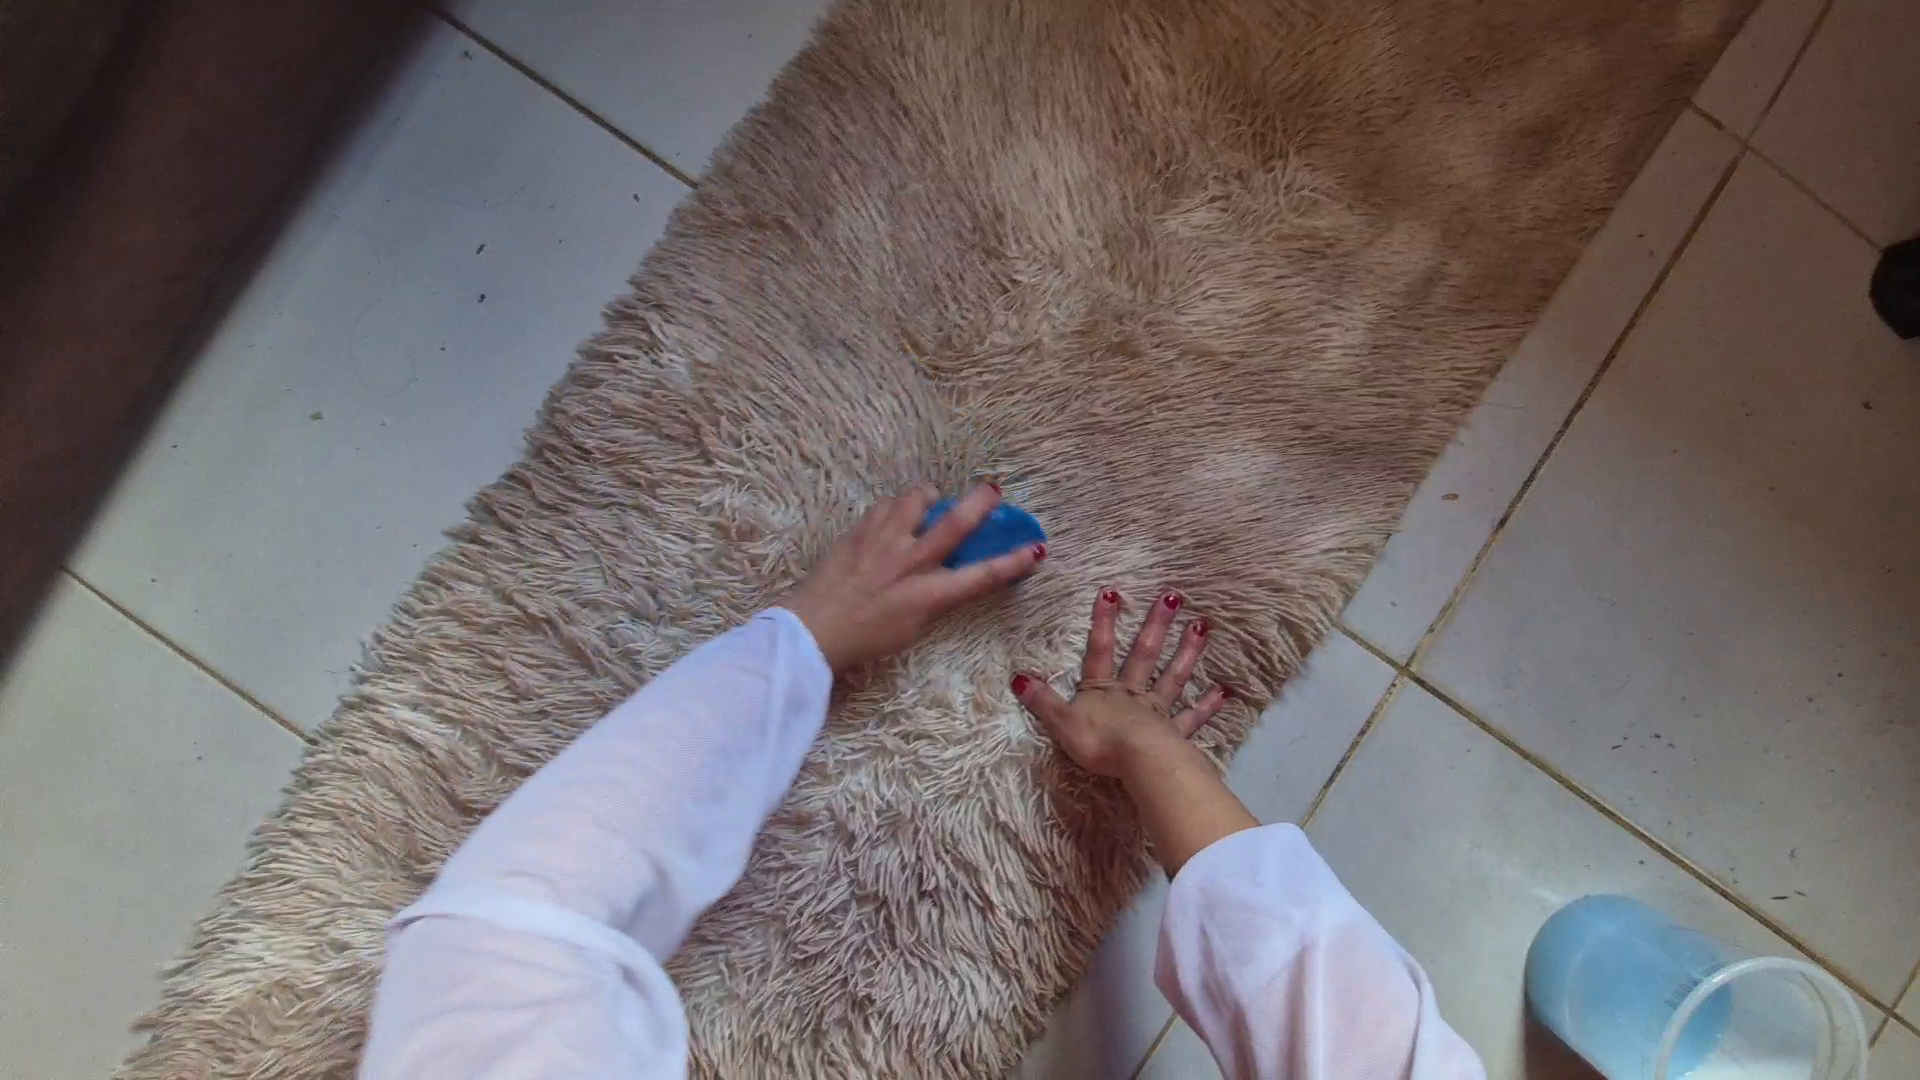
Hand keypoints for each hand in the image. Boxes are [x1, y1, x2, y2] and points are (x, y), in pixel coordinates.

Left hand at [783, 484, 1045, 671]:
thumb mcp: (914, 626)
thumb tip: (952, 572)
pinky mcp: (860, 530)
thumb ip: (937, 596)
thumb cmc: (867, 637)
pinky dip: (898, 506)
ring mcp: (883, 543)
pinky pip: (887, 505)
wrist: (815, 629)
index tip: (1037, 548)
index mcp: (928, 595)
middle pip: (955, 523)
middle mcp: (910, 564)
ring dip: (930, 496)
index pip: (982, 577)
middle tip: (992, 490)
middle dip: (980, 503)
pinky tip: (897, 516)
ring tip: (930, 500)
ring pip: (915, 499)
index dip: (1014, 562)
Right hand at [1013, 588, 1231, 778]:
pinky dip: (1207, 705)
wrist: (1139, 764)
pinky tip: (1223, 691)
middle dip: (1156, 625)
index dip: (1103, 622)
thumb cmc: (1099, 743)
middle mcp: (1132, 694)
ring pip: (1173, 677)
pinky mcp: (1176, 735)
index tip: (1112, 591)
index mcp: (1102, 691)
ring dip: (1187, 652)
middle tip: (1173, 596)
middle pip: (1144, 654)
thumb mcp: (1061, 722)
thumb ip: (1042, 700)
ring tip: (1202, 626)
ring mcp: (1157, 713)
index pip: (1100, 651)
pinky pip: (1192, 717)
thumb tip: (1017, 677)